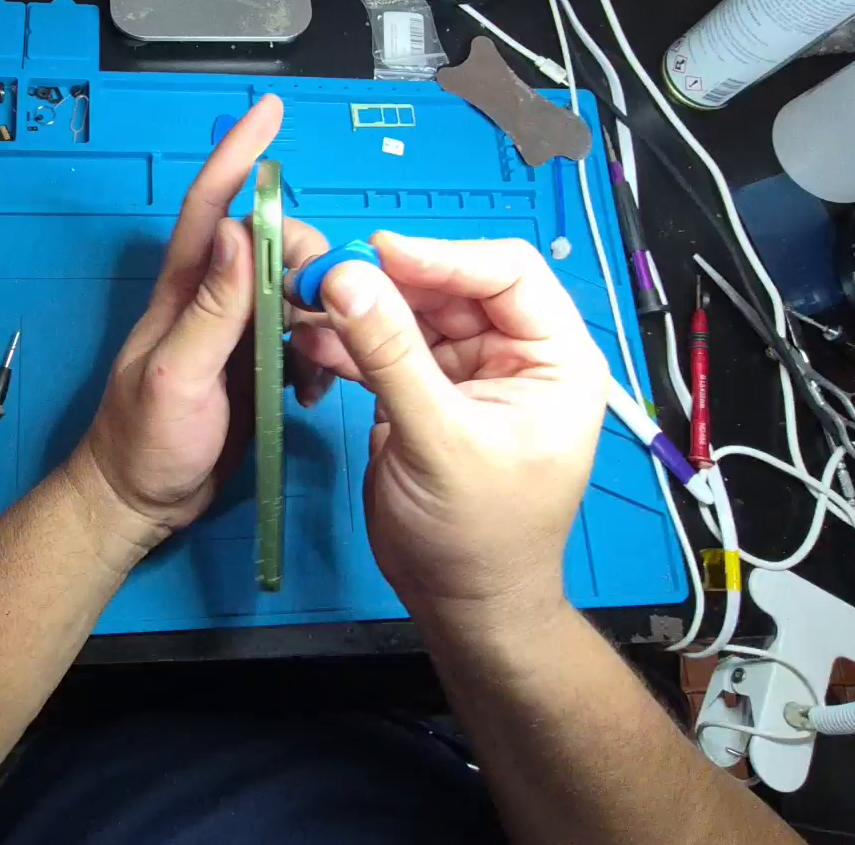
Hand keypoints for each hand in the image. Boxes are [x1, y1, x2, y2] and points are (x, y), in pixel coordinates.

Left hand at [68, 96, 283, 553]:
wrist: (144, 498)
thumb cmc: (145, 439)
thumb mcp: (177, 374)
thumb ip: (210, 308)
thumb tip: (242, 231)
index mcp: (184, 289)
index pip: (210, 206)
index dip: (236, 155)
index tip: (268, 112)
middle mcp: (212, 298)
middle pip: (271, 246)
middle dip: (309, 257)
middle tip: (333, 300)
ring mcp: (235, 331)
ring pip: (292, 289)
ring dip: (321, 308)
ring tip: (328, 348)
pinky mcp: (254, 363)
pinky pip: (298, 335)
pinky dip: (318, 349)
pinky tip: (318, 381)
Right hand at [294, 232, 609, 622]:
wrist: (456, 600)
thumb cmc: (477, 533)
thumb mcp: (439, 440)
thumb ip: (391, 355)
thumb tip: (344, 278)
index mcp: (551, 356)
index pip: (505, 273)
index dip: (441, 256)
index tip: (373, 252)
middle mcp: (508, 351)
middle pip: (445, 287)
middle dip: (385, 282)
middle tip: (321, 277)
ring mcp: (460, 369)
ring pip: (405, 313)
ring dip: (356, 309)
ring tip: (304, 304)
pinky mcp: (419, 388)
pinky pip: (381, 347)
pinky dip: (346, 342)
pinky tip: (309, 342)